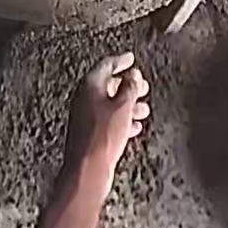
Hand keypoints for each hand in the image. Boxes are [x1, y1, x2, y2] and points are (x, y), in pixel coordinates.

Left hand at [61, 52, 149, 197]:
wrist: (87, 169)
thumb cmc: (102, 136)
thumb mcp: (123, 107)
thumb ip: (130, 88)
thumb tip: (134, 75)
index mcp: (89, 85)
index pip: (106, 65)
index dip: (121, 61)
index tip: (130, 58)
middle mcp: (84, 98)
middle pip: (108, 84)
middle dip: (127, 84)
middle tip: (142, 84)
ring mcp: (85, 115)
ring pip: (109, 103)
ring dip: (127, 104)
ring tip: (144, 108)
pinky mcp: (89, 132)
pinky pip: (107, 119)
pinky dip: (121, 119)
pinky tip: (133, 125)